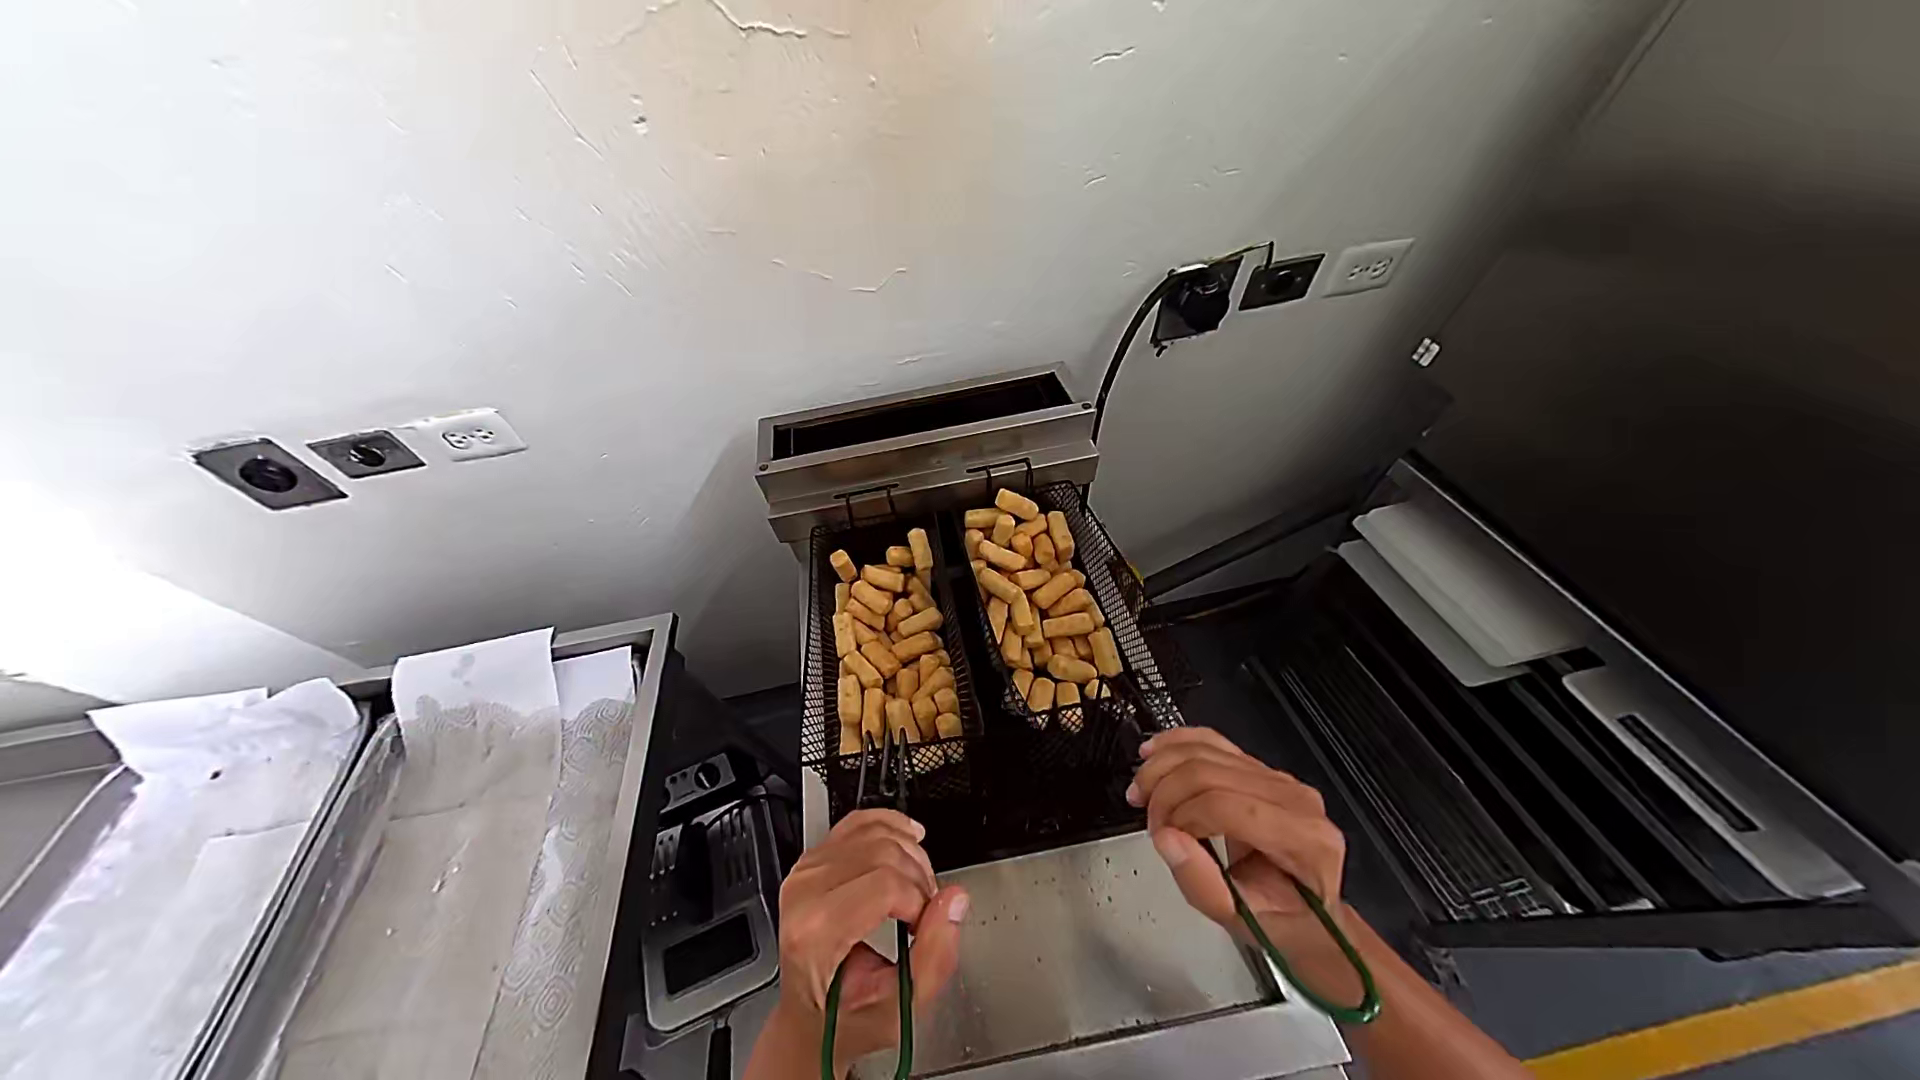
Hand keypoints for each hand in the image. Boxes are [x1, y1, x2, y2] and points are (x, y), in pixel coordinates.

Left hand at [772, 809, 968, 1070]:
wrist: (812, 1015)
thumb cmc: (846, 1017)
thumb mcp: (897, 1011)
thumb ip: (934, 959)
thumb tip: (954, 901)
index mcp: (815, 932)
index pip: (884, 884)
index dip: (918, 901)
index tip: (923, 925)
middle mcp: (805, 891)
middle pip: (885, 852)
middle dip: (919, 879)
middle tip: (924, 911)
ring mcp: (808, 868)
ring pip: (878, 830)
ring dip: (911, 854)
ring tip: (916, 888)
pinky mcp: (816, 856)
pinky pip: (862, 819)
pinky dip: (893, 825)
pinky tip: (909, 841)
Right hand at [1128, 727, 1345, 934]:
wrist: (1302, 913)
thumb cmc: (1279, 921)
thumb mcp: (1242, 921)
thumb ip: (1203, 884)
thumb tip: (1167, 838)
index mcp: (1303, 838)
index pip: (1226, 806)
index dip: (1183, 818)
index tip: (1164, 838)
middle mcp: (1295, 798)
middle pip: (1208, 772)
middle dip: (1165, 794)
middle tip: (1150, 822)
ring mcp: (1276, 778)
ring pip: (1204, 750)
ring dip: (1160, 767)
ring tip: (1140, 792)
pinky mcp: (1257, 768)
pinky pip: (1210, 740)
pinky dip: (1174, 743)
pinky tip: (1152, 752)